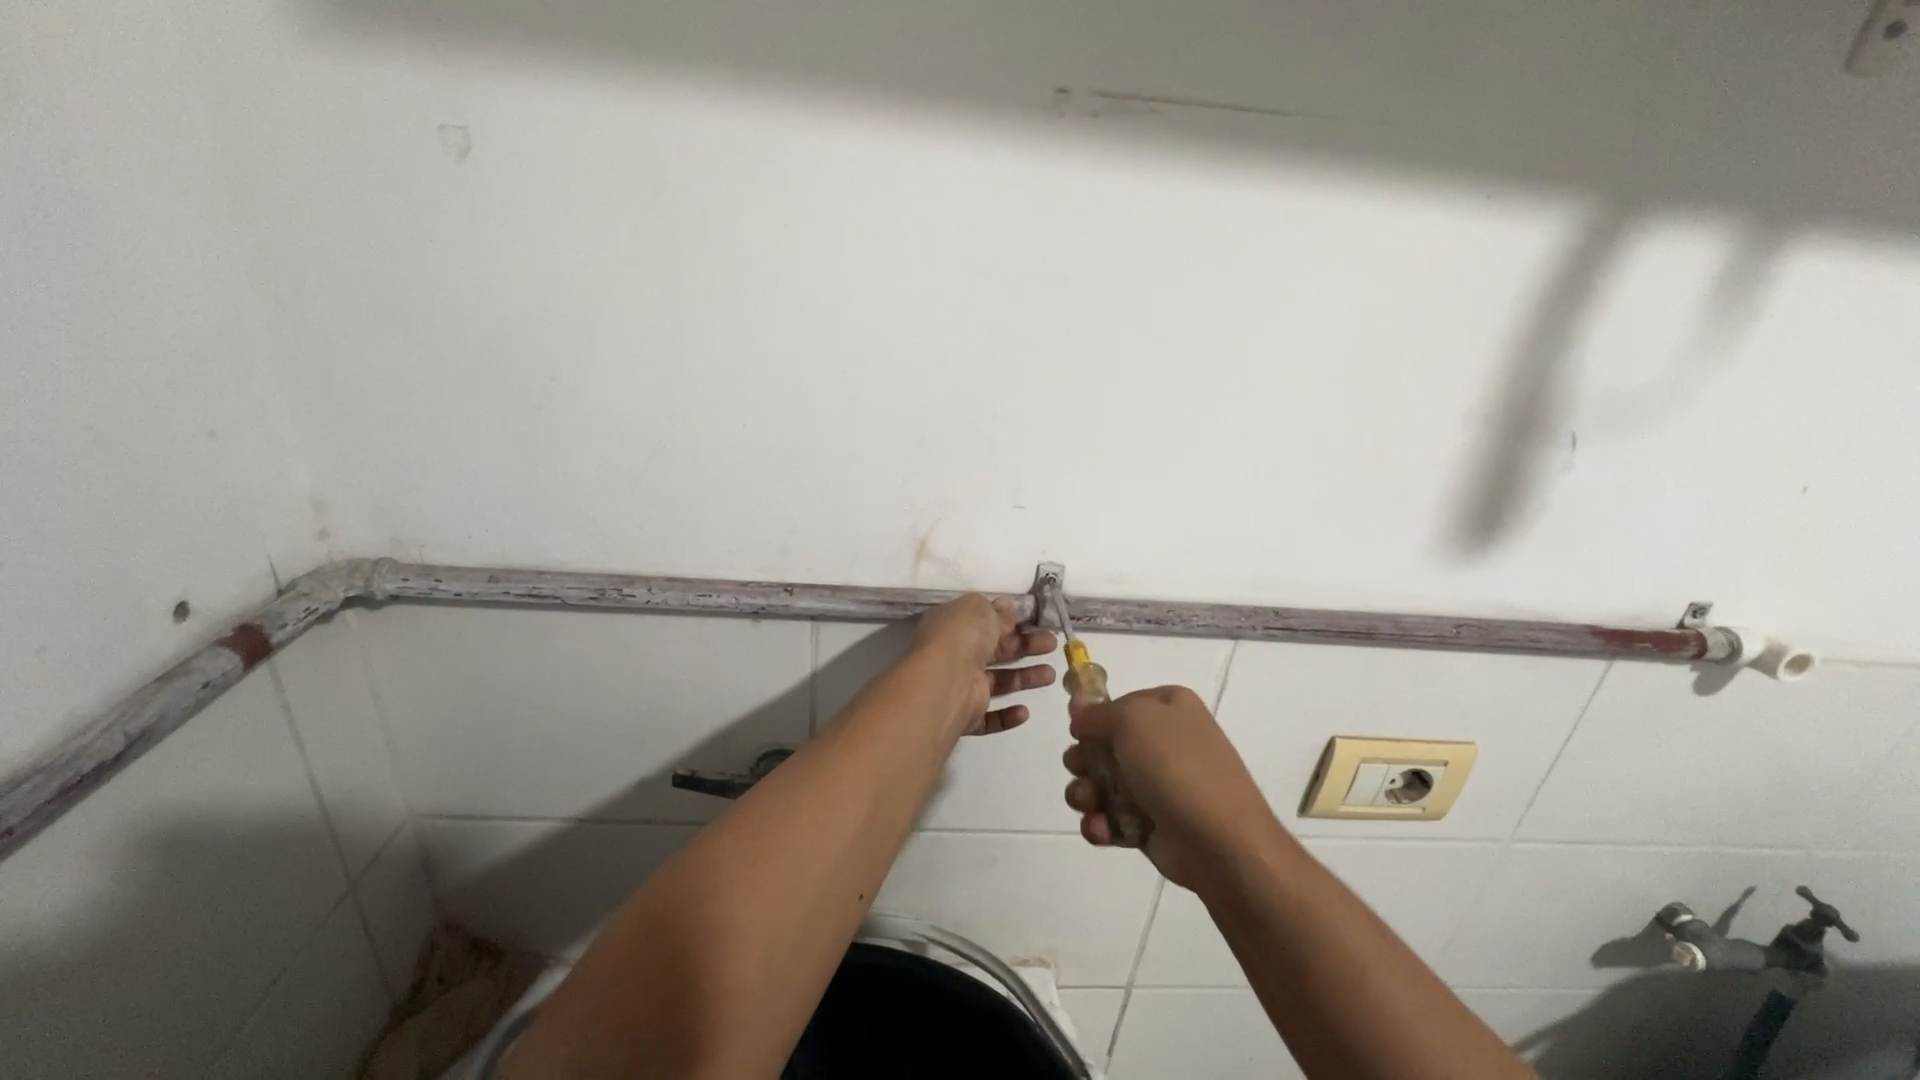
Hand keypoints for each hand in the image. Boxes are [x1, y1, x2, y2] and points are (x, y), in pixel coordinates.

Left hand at [914, 595, 1056, 735]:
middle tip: (1052, 645)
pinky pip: (989, 718)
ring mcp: (960, 687)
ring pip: (997, 682)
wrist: (944, 682)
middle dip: (1026, 647)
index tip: (1036, 622)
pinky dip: (1006, 716)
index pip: (986, 623)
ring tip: (1051, 675)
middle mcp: (956, 656)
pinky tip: (1024, 711)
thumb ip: (996, 611)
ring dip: (1024, 678)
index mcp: (955, 627)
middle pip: (996, 651)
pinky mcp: (966, 716)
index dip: (1011, 623)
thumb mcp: (980, 610)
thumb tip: (1007, 608)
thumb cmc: (961, 637)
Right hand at [1062, 686, 1274, 889]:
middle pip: (1104, 745)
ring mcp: (1158, 784)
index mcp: (1169, 708)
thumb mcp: (1133, 720)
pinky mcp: (1150, 823)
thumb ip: (1098, 712)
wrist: (1219, 841)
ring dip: (1085, 793)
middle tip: (1078, 770)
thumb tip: (1079, 707)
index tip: (1077, 733)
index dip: (1093, 718)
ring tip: (1088, 804)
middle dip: (1083, 760)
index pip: (1118, 704)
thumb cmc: (1176, 767)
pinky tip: (1102, 831)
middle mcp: (1165, 742)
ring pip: (1103, 783)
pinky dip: (1101, 823)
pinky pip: (1112, 817)